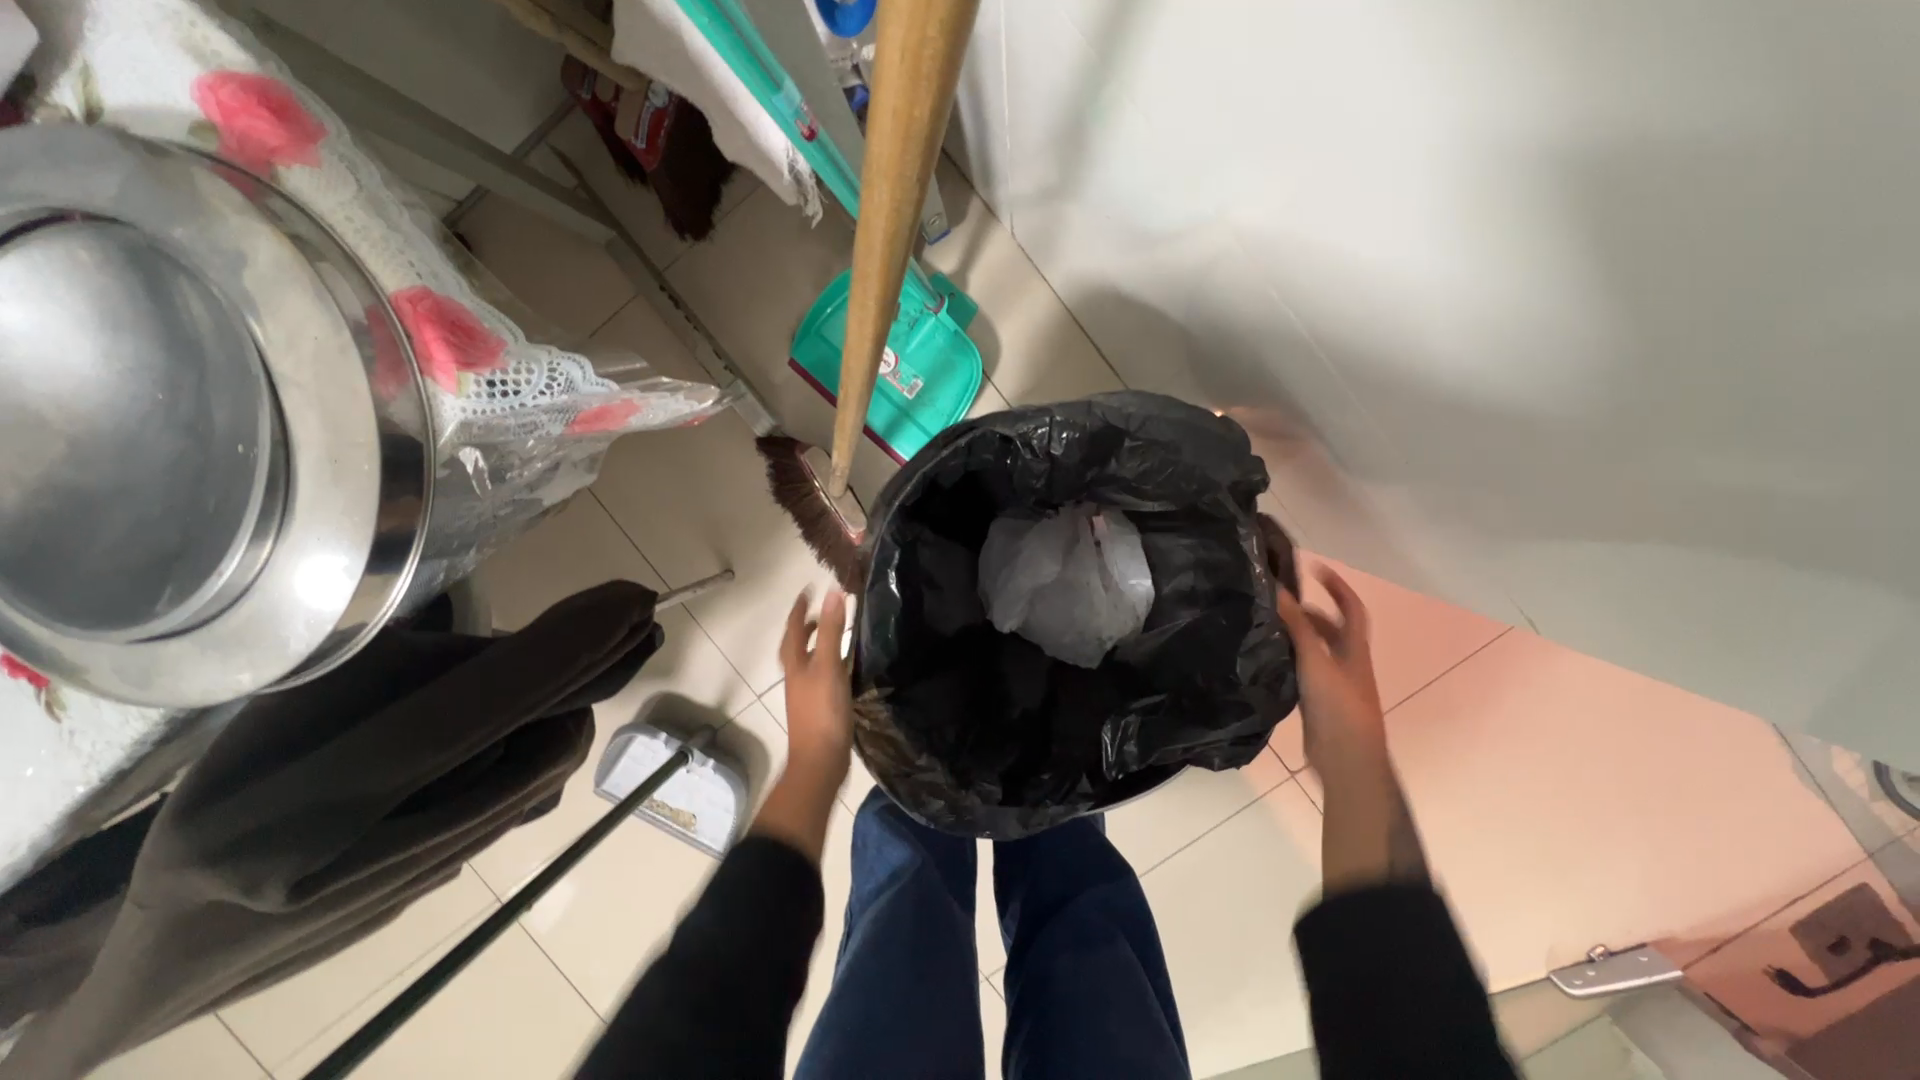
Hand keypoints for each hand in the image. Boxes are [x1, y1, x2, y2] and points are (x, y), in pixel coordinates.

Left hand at [778, 588, 853, 790]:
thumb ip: (831, 631)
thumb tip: (833, 593)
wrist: (820, 761)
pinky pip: (822, 677)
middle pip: (796, 646)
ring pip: (808, 662)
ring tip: (835, 635)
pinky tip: (845, 669)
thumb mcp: (828, 666)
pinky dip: (830, 665)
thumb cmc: (822, 712)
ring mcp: (807, 694)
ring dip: (817, 645)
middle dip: (806, 627)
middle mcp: (797, 677)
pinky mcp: (819, 708)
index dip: (799, 608)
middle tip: (822, 612)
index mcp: (795, 664)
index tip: (808, 590)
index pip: (793, 628)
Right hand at [1274, 564, 1389, 786]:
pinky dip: (1290, 661)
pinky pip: (1305, 672)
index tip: (1314, 567)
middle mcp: (1348, 663)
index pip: (1351, 607)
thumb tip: (1278, 590)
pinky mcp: (1320, 703)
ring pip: (1317, 651)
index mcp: (1354, 649)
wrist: (1347, 759)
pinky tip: (1268, 660)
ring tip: (1268, 626)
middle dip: (1310, 612)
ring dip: (1297, 636)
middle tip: (1280, 602)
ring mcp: (1335, 684)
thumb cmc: (1338, 706)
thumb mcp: (1315, 661)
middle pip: (1332, 629)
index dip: (1336, 585)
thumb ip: (1297, 627)